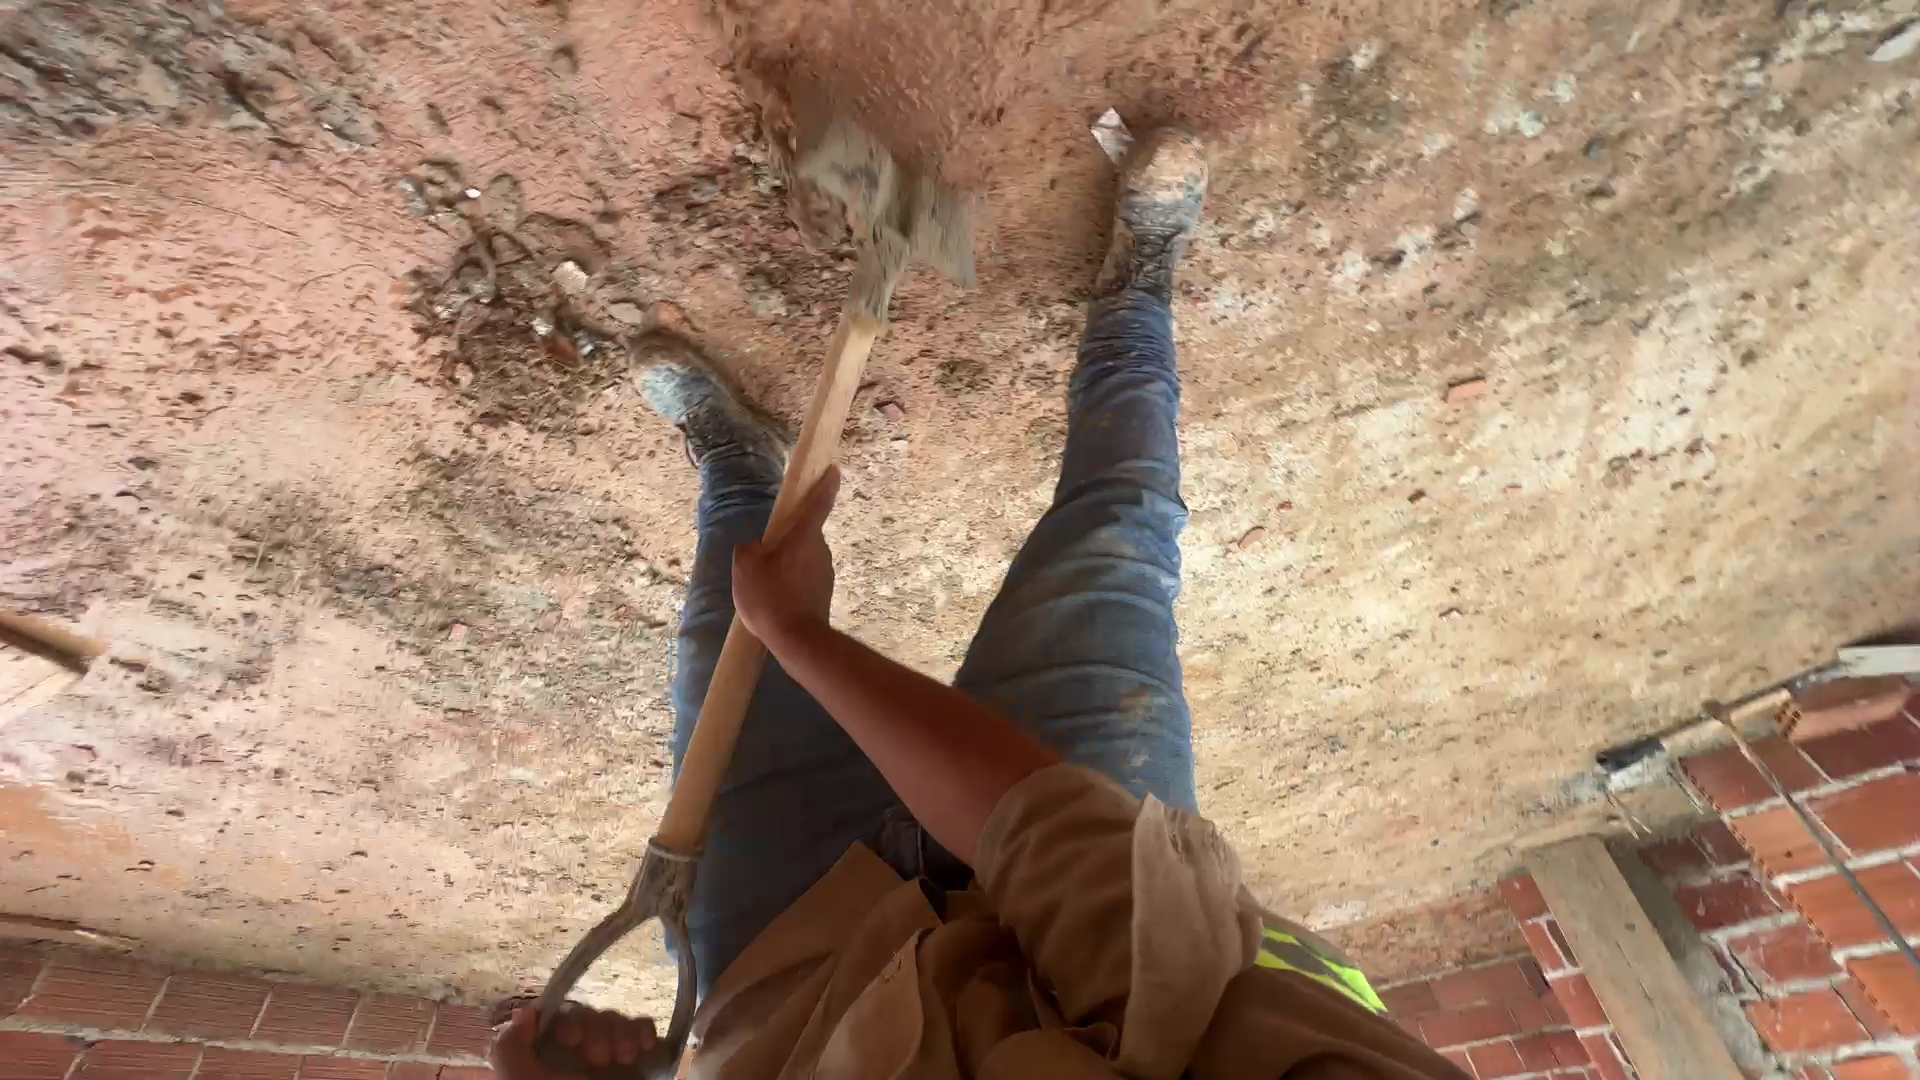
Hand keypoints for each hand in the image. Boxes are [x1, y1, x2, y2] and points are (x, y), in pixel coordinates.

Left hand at [490, 1004, 656, 1078]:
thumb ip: (510, 1052)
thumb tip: (524, 1012)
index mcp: (541, 1064)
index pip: (552, 1020)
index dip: (564, 1020)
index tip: (572, 1039)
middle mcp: (570, 1059)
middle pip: (585, 1018)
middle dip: (597, 1031)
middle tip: (601, 1058)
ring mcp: (605, 1060)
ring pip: (612, 1020)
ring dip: (621, 1033)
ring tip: (626, 1058)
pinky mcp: (634, 1060)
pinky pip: (640, 1028)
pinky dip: (643, 1032)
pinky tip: (643, 1047)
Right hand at [732, 465, 840, 642]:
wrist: (796, 638)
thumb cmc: (769, 597)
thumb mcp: (744, 567)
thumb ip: (748, 549)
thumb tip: (756, 547)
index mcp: (804, 536)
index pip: (819, 502)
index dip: (826, 484)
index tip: (833, 470)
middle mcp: (820, 549)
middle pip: (803, 534)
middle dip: (786, 540)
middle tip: (763, 557)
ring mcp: (825, 571)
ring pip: (802, 558)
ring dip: (787, 564)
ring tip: (765, 585)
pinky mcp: (824, 591)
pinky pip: (804, 578)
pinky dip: (791, 583)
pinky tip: (775, 599)